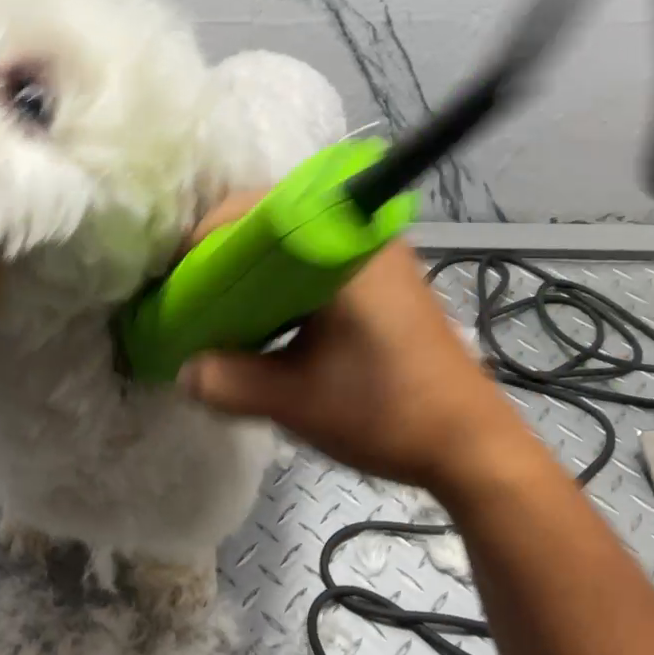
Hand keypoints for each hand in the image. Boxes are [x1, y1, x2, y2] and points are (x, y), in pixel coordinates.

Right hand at [177, 194, 510, 488]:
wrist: (472, 446)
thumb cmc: (388, 412)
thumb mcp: (297, 401)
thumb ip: (230, 382)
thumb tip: (182, 370)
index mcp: (342, 247)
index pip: (261, 208)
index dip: (211, 232)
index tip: (182, 271)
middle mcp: (362, 235)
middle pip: (276, 216)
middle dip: (229, 248)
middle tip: (196, 288)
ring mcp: (376, 255)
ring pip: (296, 238)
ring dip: (257, 264)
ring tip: (220, 302)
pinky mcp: (383, 279)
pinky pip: (316, 258)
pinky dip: (283, 279)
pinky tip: (264, 316)